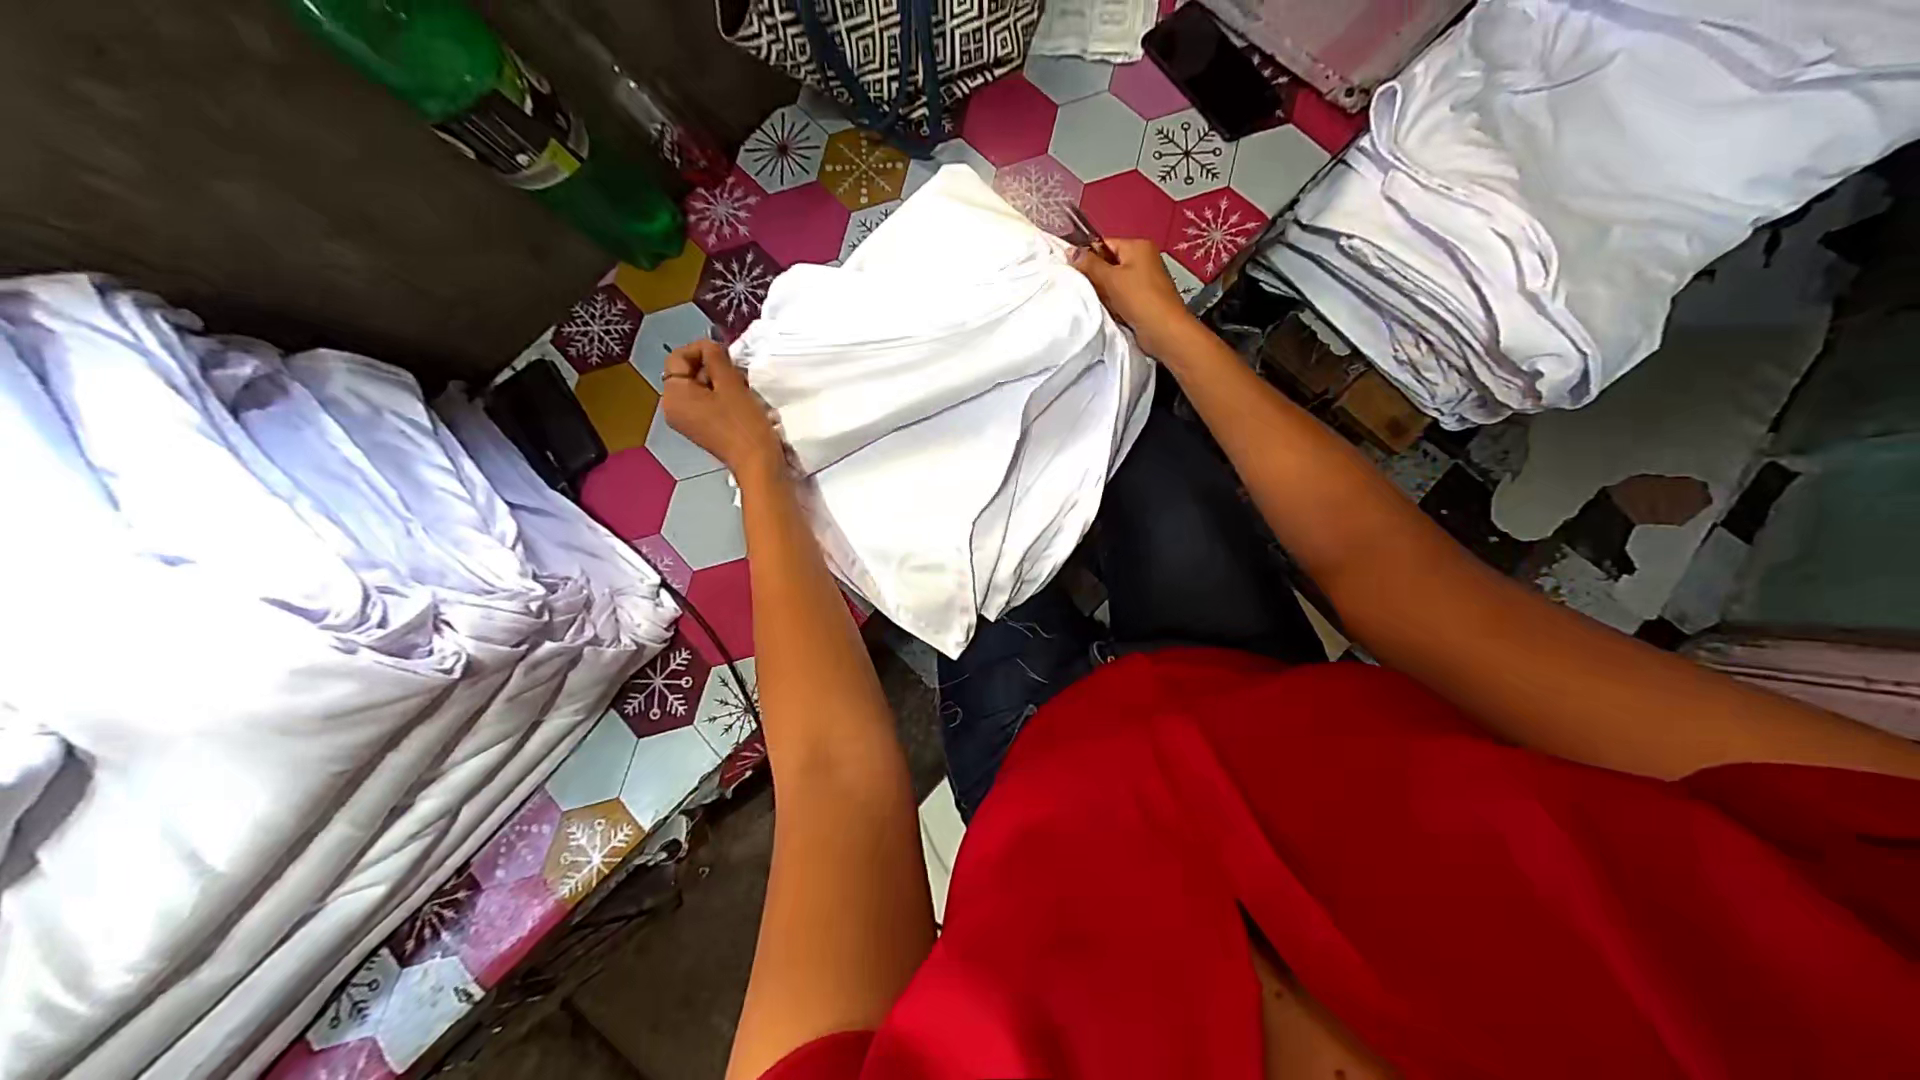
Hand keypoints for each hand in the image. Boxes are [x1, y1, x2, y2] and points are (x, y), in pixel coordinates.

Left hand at [660, 340, 784, 481]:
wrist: (758, 463)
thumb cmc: (744, 423)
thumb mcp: (730, 384)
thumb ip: (716, 358)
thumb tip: (710, 346)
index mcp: (673, 396)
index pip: (679, 357)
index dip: (702, 350)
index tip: (728, 355)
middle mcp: (673, 408)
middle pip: (687, 373)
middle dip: (712, 368)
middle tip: (738, 373)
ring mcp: (686, 421)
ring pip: (699, 388)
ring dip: (719, 382)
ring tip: (742, 388)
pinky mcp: (701, 430)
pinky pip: (705, 403)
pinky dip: (720, 397)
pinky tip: (739, 401)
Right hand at [1070, 239, 1203, 356]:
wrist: (1163, 330)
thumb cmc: (1138, 299)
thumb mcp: (1110, 278)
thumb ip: (1089, 264)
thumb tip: (1070, 250)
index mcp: (1138, 246)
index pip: (1105, 243)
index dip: (1088, 255)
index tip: (1074, 270)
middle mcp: (1142, 258)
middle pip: (1108, 262)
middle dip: (1096, 276)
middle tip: (1087, 288)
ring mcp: (1144, 278)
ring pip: (1112, 280)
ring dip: (1103, 291)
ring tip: (1099, 300)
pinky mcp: (1142, 297)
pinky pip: (1120, 294)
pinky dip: (1112, 301)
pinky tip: (1109, 309)